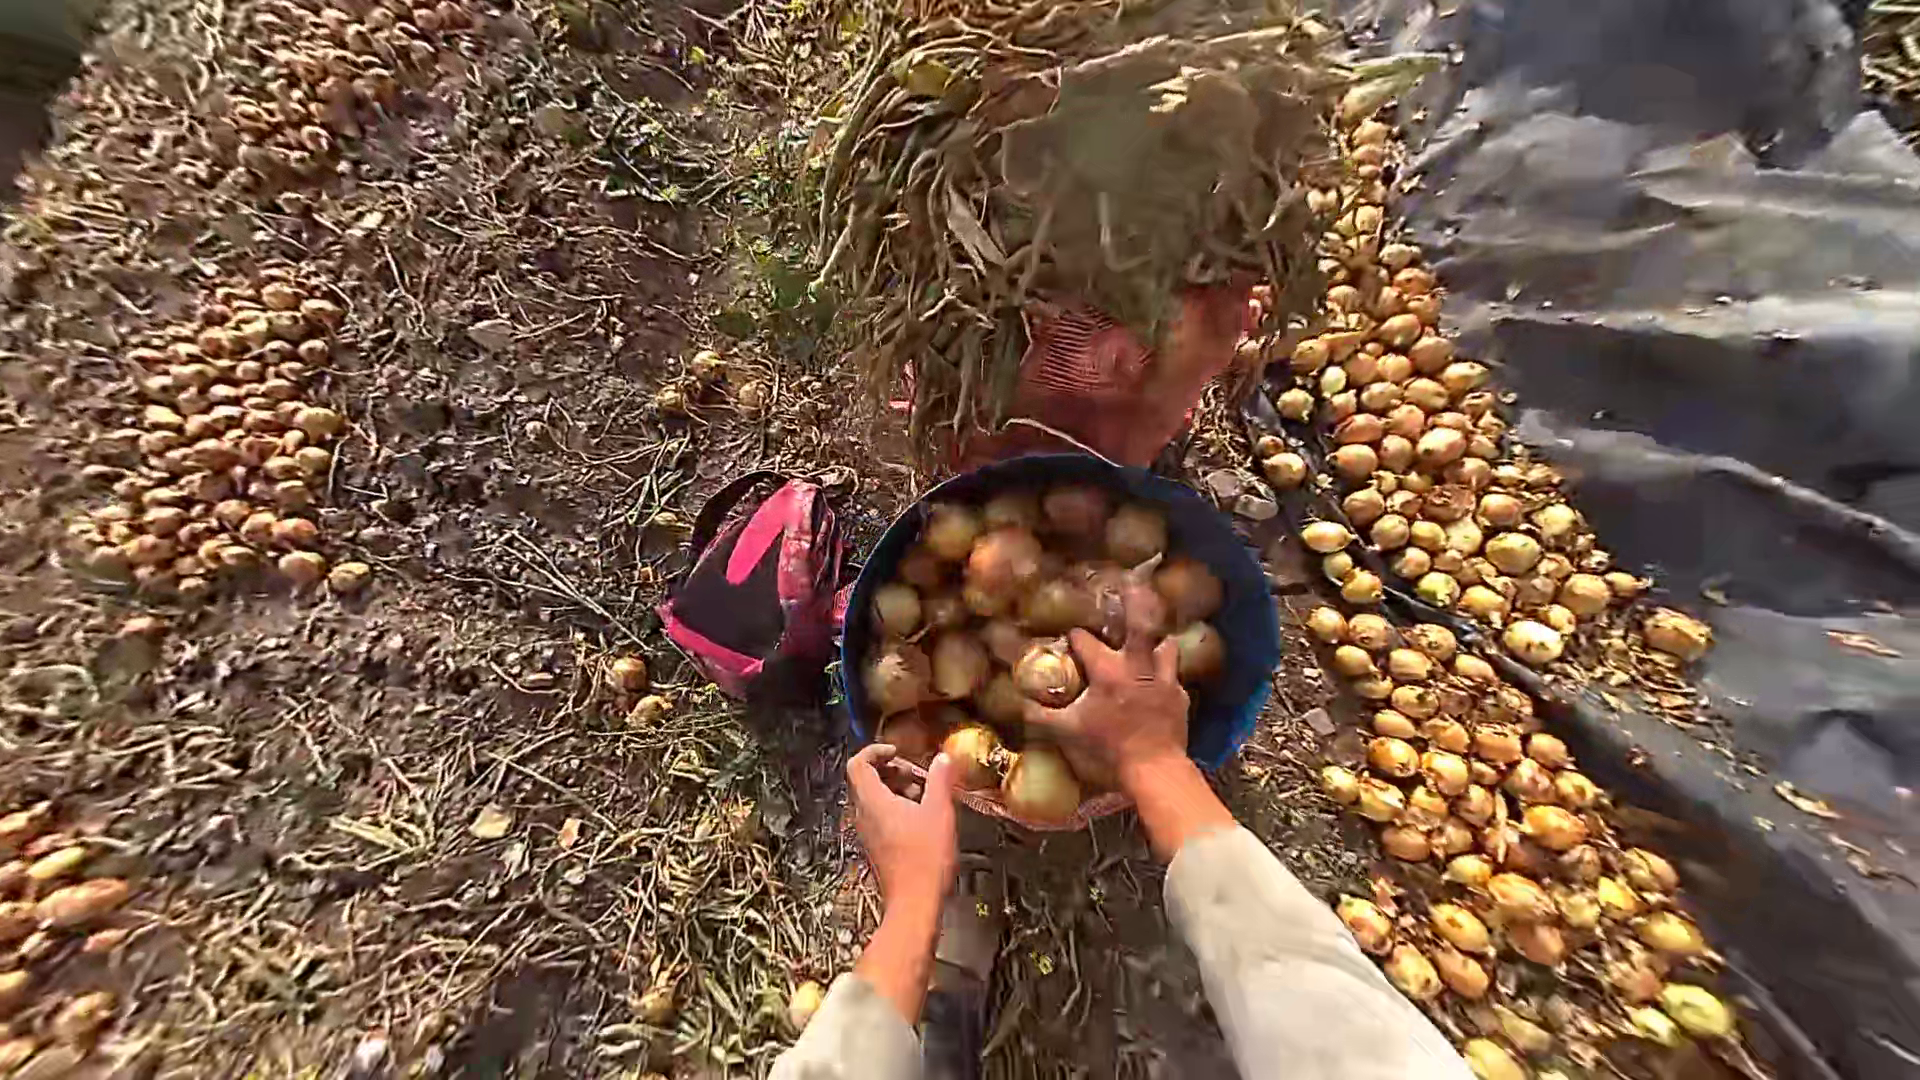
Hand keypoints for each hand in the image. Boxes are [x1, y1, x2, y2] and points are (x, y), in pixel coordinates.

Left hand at [847, 744, 957, 913]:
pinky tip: (921, 814)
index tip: (897, 752)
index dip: (875, 751)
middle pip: (865, 778)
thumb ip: (939, 779)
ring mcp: (867, 832)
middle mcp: (863, 815)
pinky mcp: (875, 845)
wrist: (915, 904)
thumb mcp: (939, 810)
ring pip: (872, 797)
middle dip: (891, 769)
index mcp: (872, 801)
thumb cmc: (925, 858)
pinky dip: (896, 805)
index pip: (858, 764)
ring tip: (923, 793)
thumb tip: (943, 759)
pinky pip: (878, 814)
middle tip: (916, 774)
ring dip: (895, 787)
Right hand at [1023, 585, 1191, 793]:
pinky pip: (1173, 674)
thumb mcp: (1069, 730)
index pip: (1085, 640)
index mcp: (1107, 669)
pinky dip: (1165, 672)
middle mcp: (1137, 665)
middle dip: (1135, 601)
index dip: (1075, 636)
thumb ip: (1043, 715)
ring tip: (1150, 639)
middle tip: (1131, 584)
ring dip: (1157, 640)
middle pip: (1140, 622)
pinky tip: (1160, 679)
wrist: (1154, 768)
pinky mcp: (1179, 693)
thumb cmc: (1108, 745)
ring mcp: (1162, 677)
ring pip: (1165, 643)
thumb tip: (1020, 705)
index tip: (1071, 636)